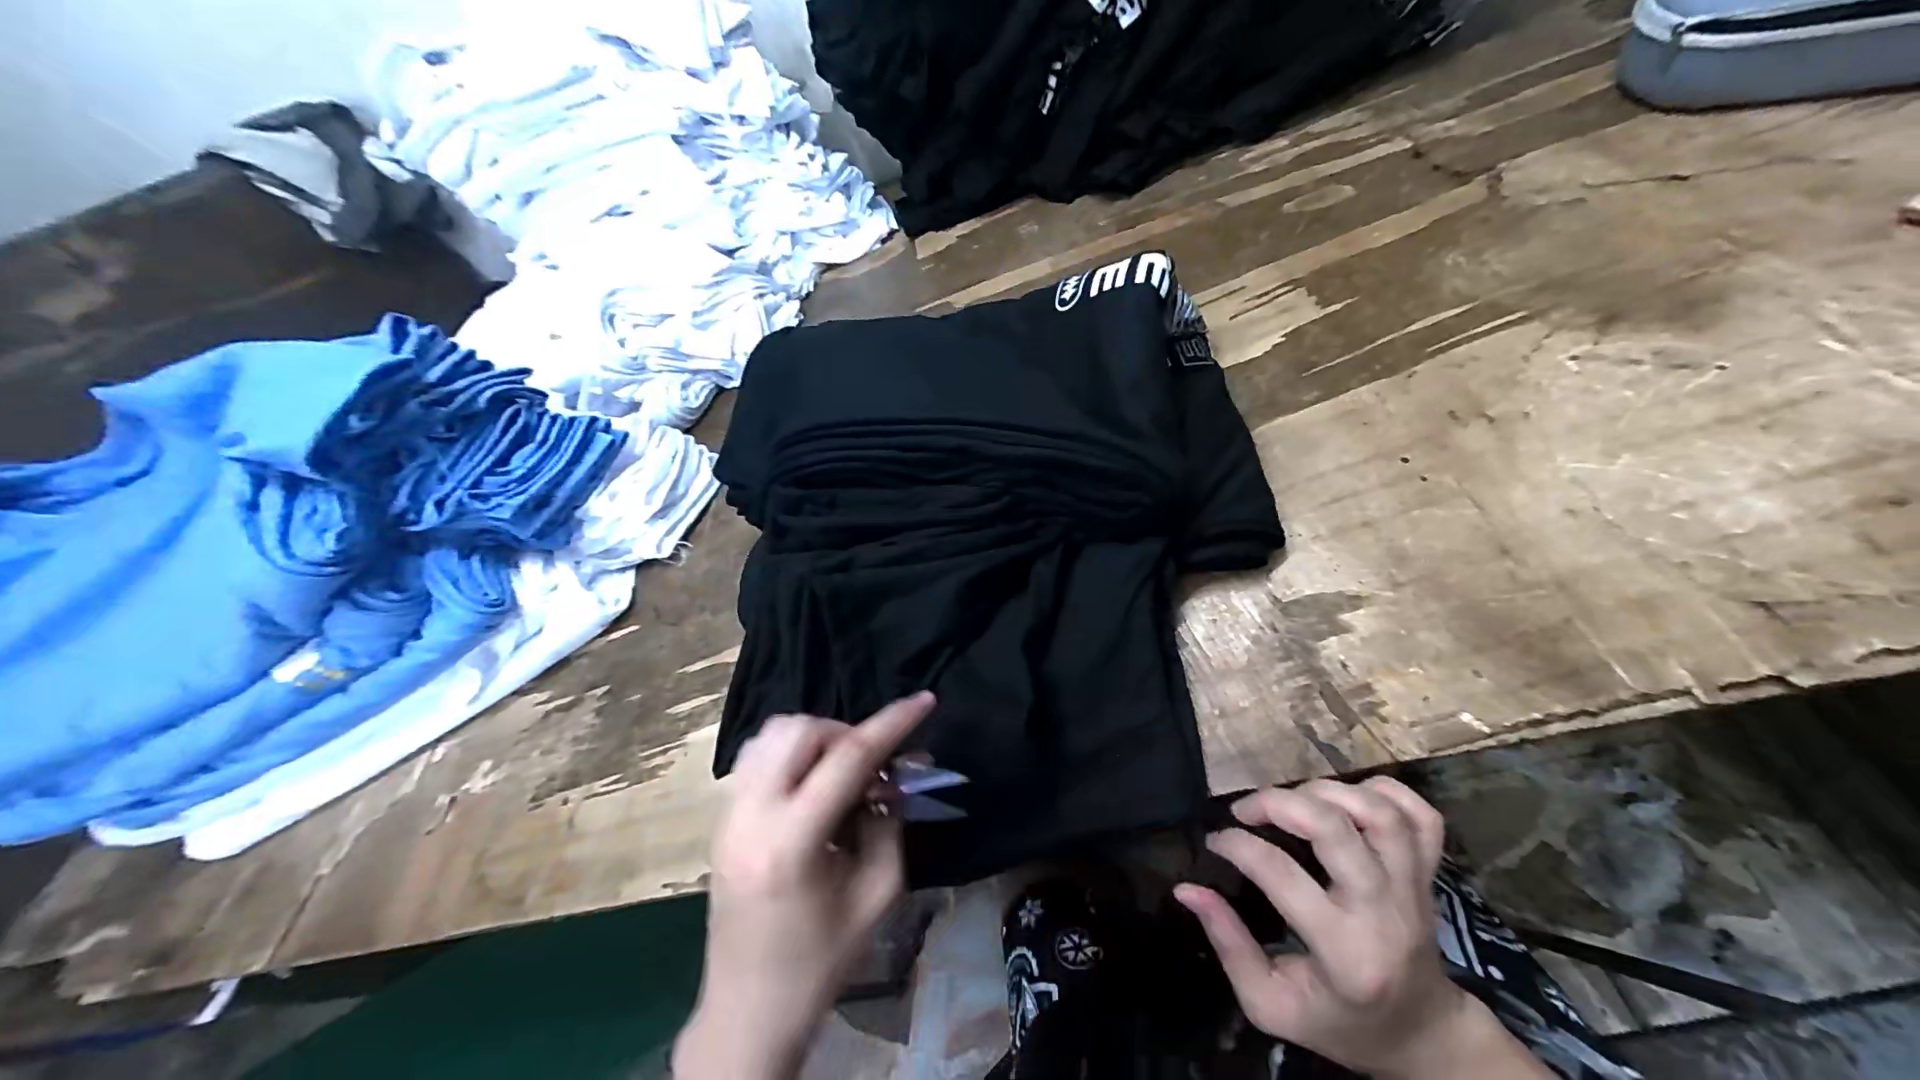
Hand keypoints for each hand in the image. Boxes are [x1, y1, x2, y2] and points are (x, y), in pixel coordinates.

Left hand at [672, 693, 933, 1079]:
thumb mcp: (876, 894)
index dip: (892, 723)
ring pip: (772, 734)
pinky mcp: (720, 818)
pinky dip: (790, 752)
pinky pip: (756, 755)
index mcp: (792, 842)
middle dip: (847, 733)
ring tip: (842, 772)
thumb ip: (889, 824)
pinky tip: (811, 784)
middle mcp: (750, 815)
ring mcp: (727, 813)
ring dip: (816, 738)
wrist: (748, 1007)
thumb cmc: (821, 960)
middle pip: (801, 730)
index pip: (847, 758)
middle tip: (874, 765)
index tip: (924, 700)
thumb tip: (892, 778)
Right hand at [1174, 778, 1550, 1079]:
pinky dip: (1383, 792)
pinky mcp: (1431, 875)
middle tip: (1246, 808)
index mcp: (1343, 952)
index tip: (1216, 842)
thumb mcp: (1270, 1005)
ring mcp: (1414, 889)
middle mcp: (1384, 912)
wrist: (1423, 1034)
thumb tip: (1187, 889)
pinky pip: (1419, 816)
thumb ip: (1228, 945)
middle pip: (1335, 829)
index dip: (1237, 846)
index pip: (1281, 874)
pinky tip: (1347, 799)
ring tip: (1293, 801)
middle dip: (1278, 802)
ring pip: (1379, 813)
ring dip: (1327, 792)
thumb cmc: (1339, 1022)